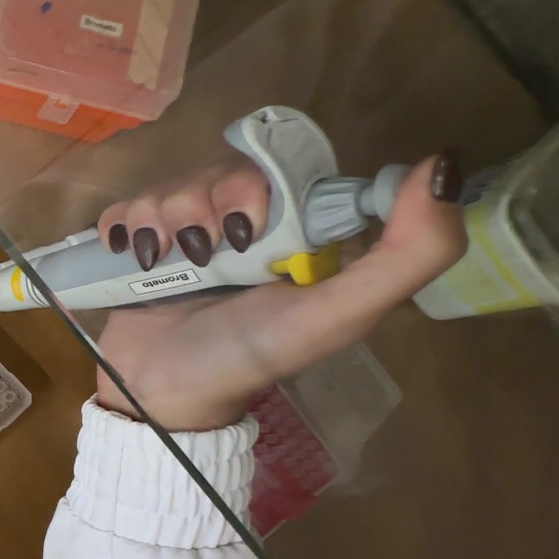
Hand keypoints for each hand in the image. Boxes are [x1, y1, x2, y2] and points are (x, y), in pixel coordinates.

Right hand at [92, 150, 465, 430]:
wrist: (157, 395)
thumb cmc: (243, 359)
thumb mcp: (340, 316)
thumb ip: (408, 253)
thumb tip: (437, 163)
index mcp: (294, 235)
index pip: (285, 171)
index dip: (262, 185)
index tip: (250, 226)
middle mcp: (240, 229)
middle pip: (220, 172)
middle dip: (204, 205)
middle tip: (202, 253)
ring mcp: (182, 239)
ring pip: (169, 188)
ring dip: (158, 220)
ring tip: (159, 261)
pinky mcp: (134, 251)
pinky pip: (123, 210)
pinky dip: (121, 226)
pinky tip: (128, 253)